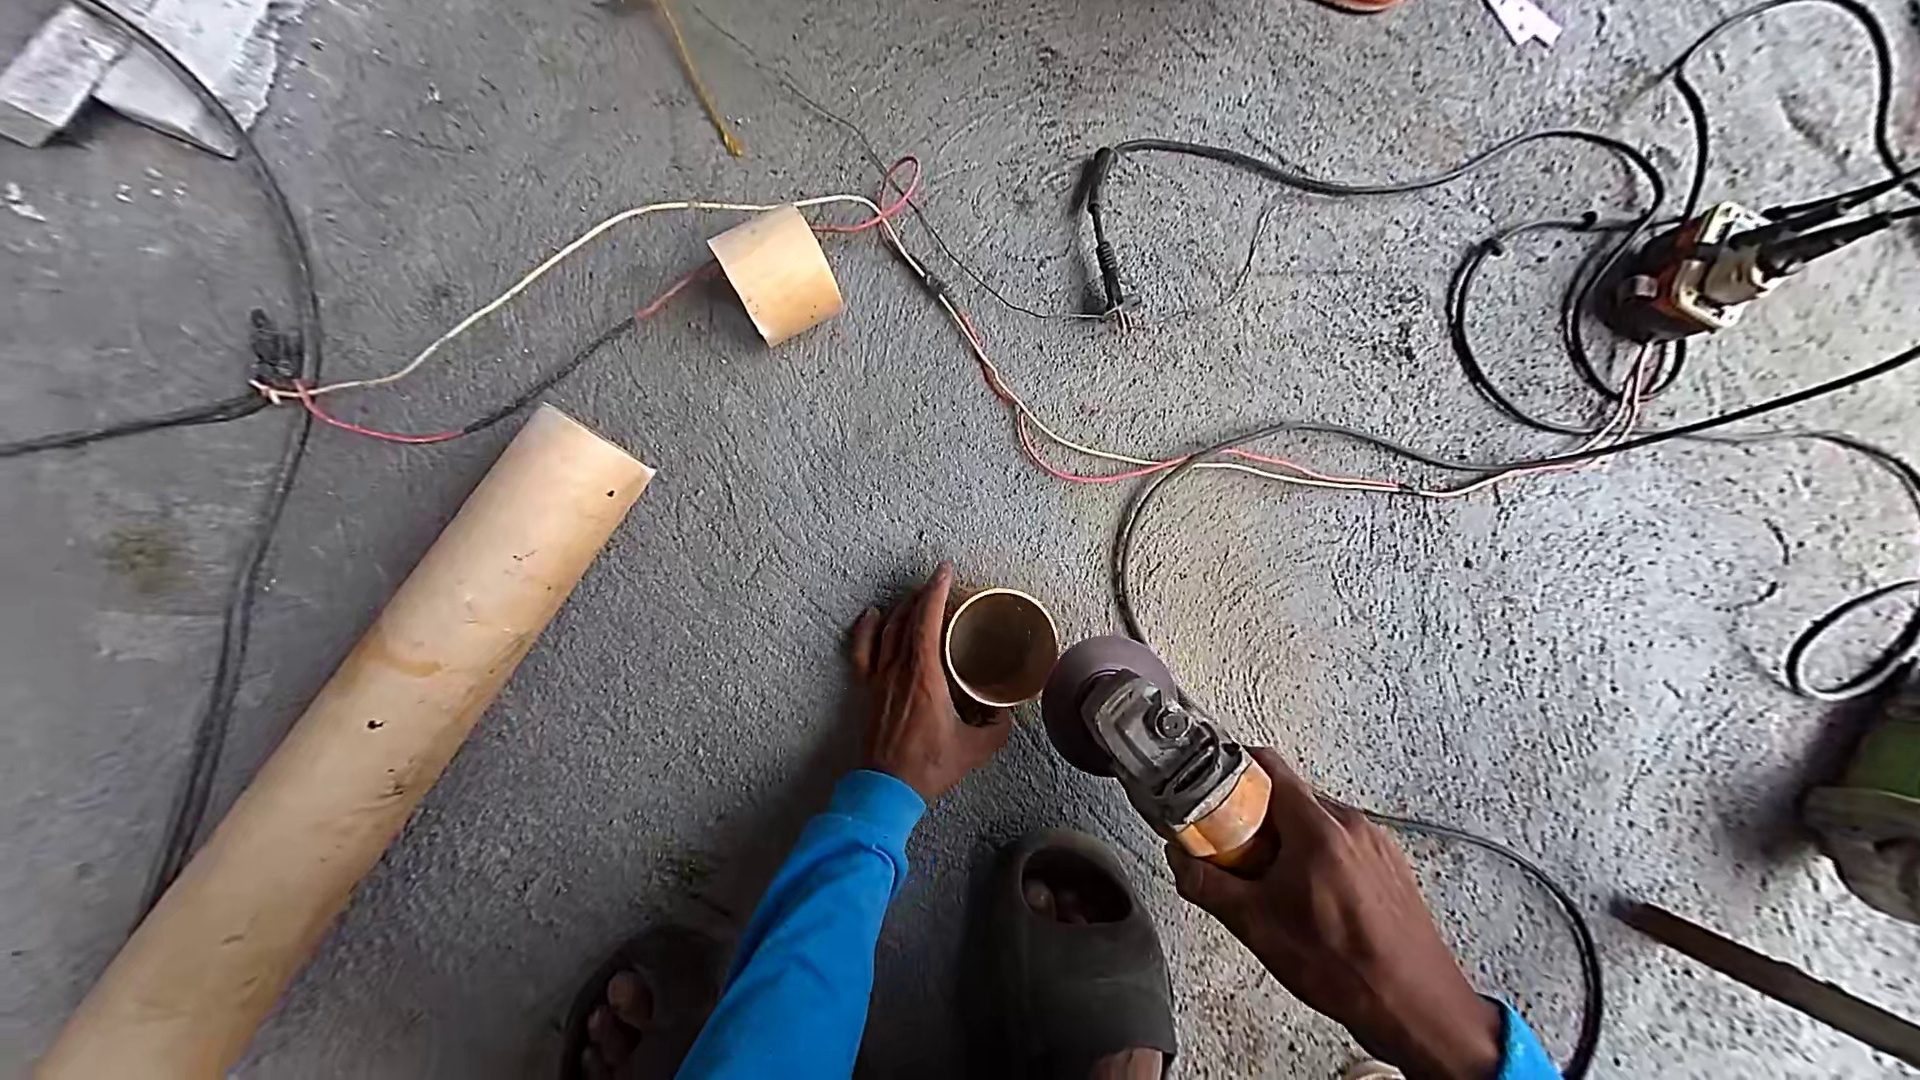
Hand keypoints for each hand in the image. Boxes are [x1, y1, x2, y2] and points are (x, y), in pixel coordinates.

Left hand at [848, 563, 1010, 800]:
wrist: (886, 789)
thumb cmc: (927, 766)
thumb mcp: (975, 748)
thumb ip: (996, 728)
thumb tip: (1005, 713)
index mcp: (925, 676)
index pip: (928, 620)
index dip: (936, 591)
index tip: (945, 571)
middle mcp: (899, 669)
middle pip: (907, 618)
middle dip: (923, 594)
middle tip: (940, 583)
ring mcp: (879, 678)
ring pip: (888, 629)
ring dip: (903, 607)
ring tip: (916, 595)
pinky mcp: (868, 690)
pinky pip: (863, 650)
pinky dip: (867, 628)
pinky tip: (873, 614)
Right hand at [1166, 748, 1502, 1079]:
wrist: (1421, 1013)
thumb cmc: (1350, 972)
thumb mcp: (1257, 926)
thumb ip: (1207, 885)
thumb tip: (1179, 860)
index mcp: (1318, 830)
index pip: (1267, 764)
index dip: (1233, 766)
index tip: (1214, 788)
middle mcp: (1350, 825)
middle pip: (1286, 790)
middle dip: (1253, 809)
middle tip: (1234, 840)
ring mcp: (1373, 842)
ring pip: (1312, 813)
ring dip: (1283, 831)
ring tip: (1270, 871)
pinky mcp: (1386, 861)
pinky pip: (1337, 835)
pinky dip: (1312, 848)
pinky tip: (1305, 888)